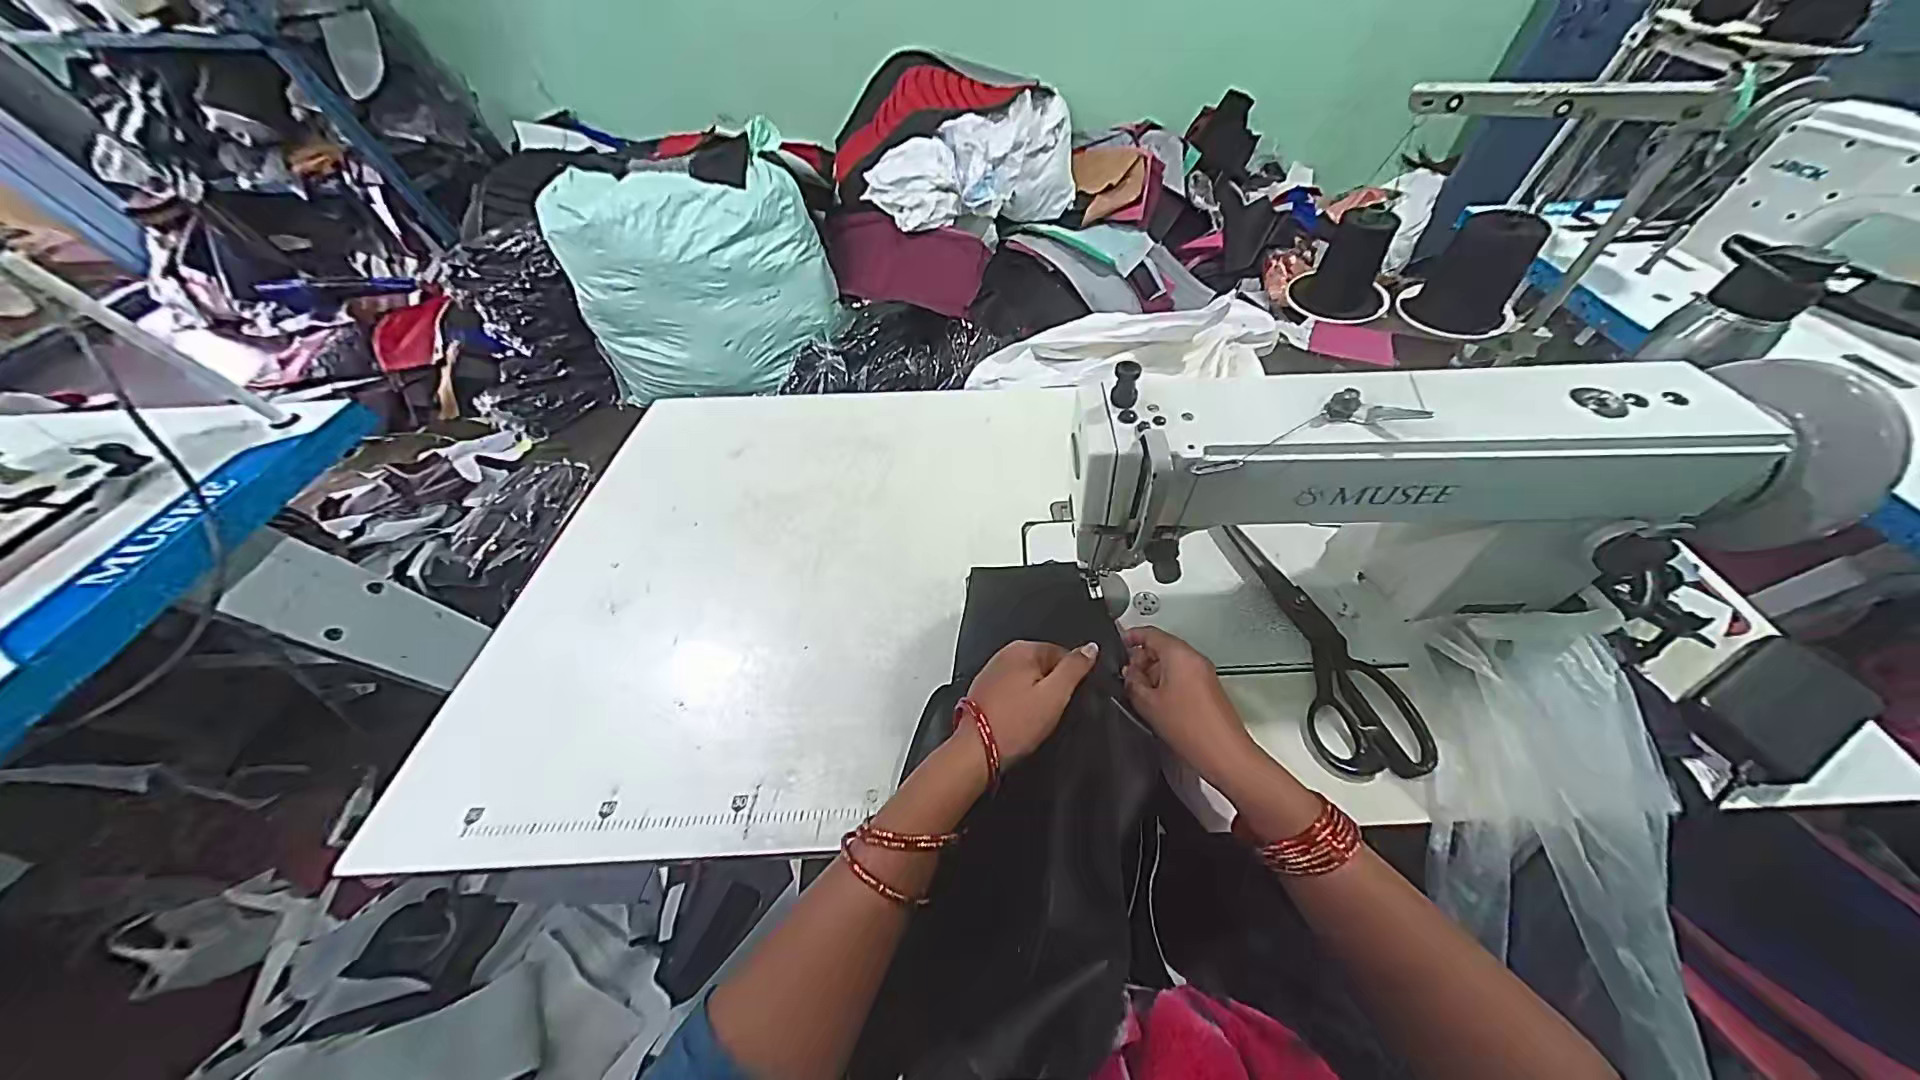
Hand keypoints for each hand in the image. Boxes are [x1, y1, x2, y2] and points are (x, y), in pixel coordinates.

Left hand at [960, 640, 1099, 764]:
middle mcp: (1004, 656)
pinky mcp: (986, 693)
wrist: (976, 750)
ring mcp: (993, 674)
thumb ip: (1075, 668)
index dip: (1071, 679)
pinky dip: (1019, 707)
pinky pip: (1013, 696)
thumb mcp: (1055, 694)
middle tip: (1049, 712)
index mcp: (1022, 649)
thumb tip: (1090, 648)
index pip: (1062, 654)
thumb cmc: (1012, 725)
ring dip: (1035, 700)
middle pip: (1045, 668)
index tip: (1067, 698)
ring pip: (1029, 683)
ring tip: (1032, 720)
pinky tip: (1019, 722)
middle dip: (1052, 689)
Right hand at [1122, 626, 1263, 783]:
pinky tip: (1158, 705)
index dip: (1130, 636)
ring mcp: (1203, 674)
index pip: (1150, 632)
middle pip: (1161, 646)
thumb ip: (1132, 682)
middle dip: (1141, 659)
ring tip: (1141, 696)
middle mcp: (1194, 659)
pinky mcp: (1208, 689)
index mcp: (1179, 654)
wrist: (1224, 754)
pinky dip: (1167, 684)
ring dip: (1153, 674)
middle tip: (1127, 677)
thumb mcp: (1147, 703)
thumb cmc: (1193, 729)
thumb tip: (1128, 674)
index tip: (1119, 643)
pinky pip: (1182, 676)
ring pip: (1171, 663)